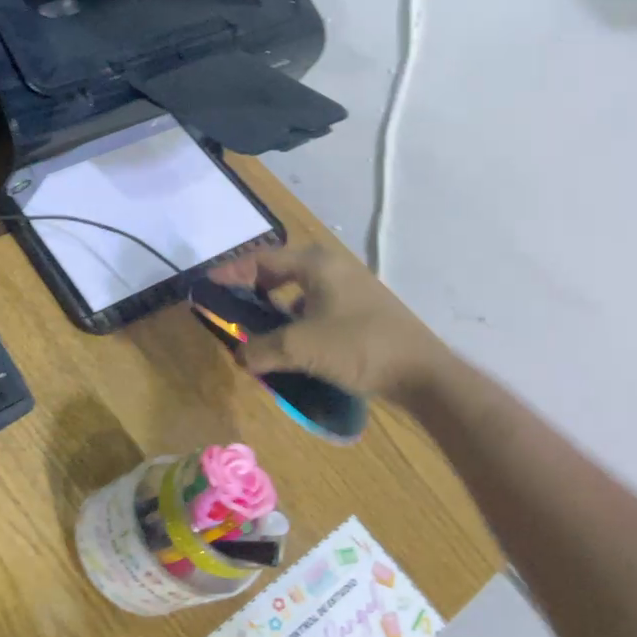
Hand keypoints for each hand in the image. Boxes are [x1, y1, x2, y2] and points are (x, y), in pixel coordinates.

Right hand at [208, 245, 450, 402]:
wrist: (427, 377)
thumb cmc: (357, 347)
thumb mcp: (298, 348)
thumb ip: (260, 349)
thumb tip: (242, 355)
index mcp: (317, 264)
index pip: (261, 259)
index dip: (231, 272)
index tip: (209, 284)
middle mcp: (336, 267)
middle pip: (282, 269)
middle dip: (255, 285)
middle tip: (235, 301)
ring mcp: (356, 288)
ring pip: (304, 288)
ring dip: (279, 302)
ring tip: (262, 323)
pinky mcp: (369, 310)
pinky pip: (322, 304)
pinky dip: (301, 315)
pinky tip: (299, 339)